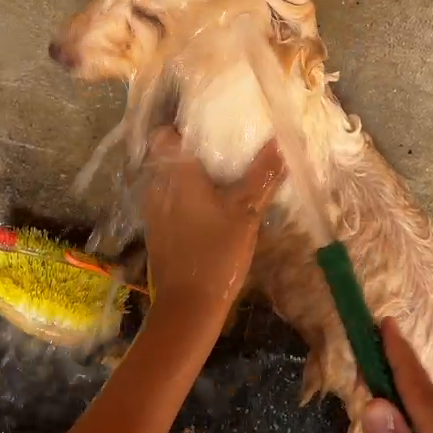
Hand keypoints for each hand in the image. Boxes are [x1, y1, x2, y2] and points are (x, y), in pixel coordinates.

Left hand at [140, 128, 284, 322]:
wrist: (188, 306)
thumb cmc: (217, 252)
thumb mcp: (246, 213)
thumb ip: (261, 176)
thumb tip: (279, 142)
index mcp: (177, 174)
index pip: (163, 135)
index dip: (178, 128)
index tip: (201, 127)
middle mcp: (158, 187)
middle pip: (162, 156)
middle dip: (183, 151)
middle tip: (212, 149)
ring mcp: (153, 211)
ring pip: (162, 180)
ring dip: (181, 176)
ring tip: (210, 176)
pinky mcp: (155, 232)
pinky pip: (163, 202)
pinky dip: (178, 198)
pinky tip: (201, 208)